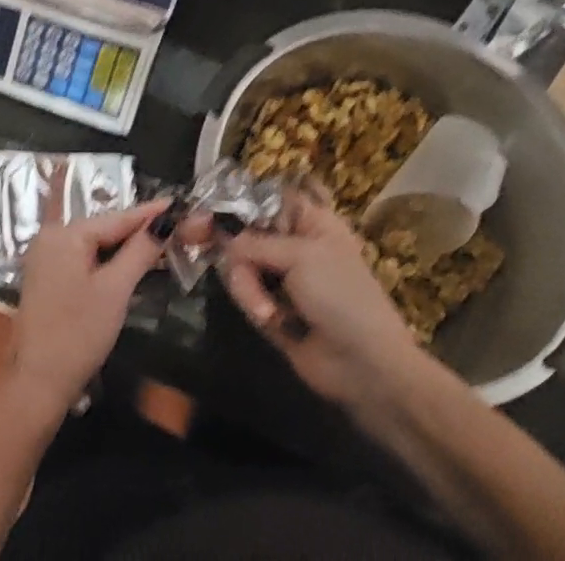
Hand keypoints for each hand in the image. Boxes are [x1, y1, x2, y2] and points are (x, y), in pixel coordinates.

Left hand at [7, 200, 169, 409]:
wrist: (38, 380)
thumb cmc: (78, 333)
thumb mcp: (115, 289)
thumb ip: (140, 252)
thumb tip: (165, 221)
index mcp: (64, 234)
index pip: (117, 217)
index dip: (150, 212)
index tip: (178, 201)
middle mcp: (51, 238)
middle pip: (104, 228)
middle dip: (139, 230)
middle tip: (178, 226)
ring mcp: (46, 258)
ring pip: (95, 245)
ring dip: (126, 247)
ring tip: (163, 243)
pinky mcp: (48, 278)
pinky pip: (84, 260)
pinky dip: (109, 261)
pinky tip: (132, 265)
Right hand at [222, 185, 423, 401]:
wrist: (364, 365)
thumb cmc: (342, 297)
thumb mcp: (301, 256)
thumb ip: (254, 243)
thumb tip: (222, 240)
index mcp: (310, 222)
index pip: (265, 200)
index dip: (236, 204)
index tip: (205, 214)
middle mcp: (293, 245)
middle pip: (244, 233)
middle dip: (233, 250)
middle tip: (200, 247)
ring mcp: (281, 278)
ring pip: (239, 266)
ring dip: (247, 287)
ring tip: (267, 311)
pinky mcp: (270, 307)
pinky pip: (244, 295)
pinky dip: (252, 305)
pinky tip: (272, 321)